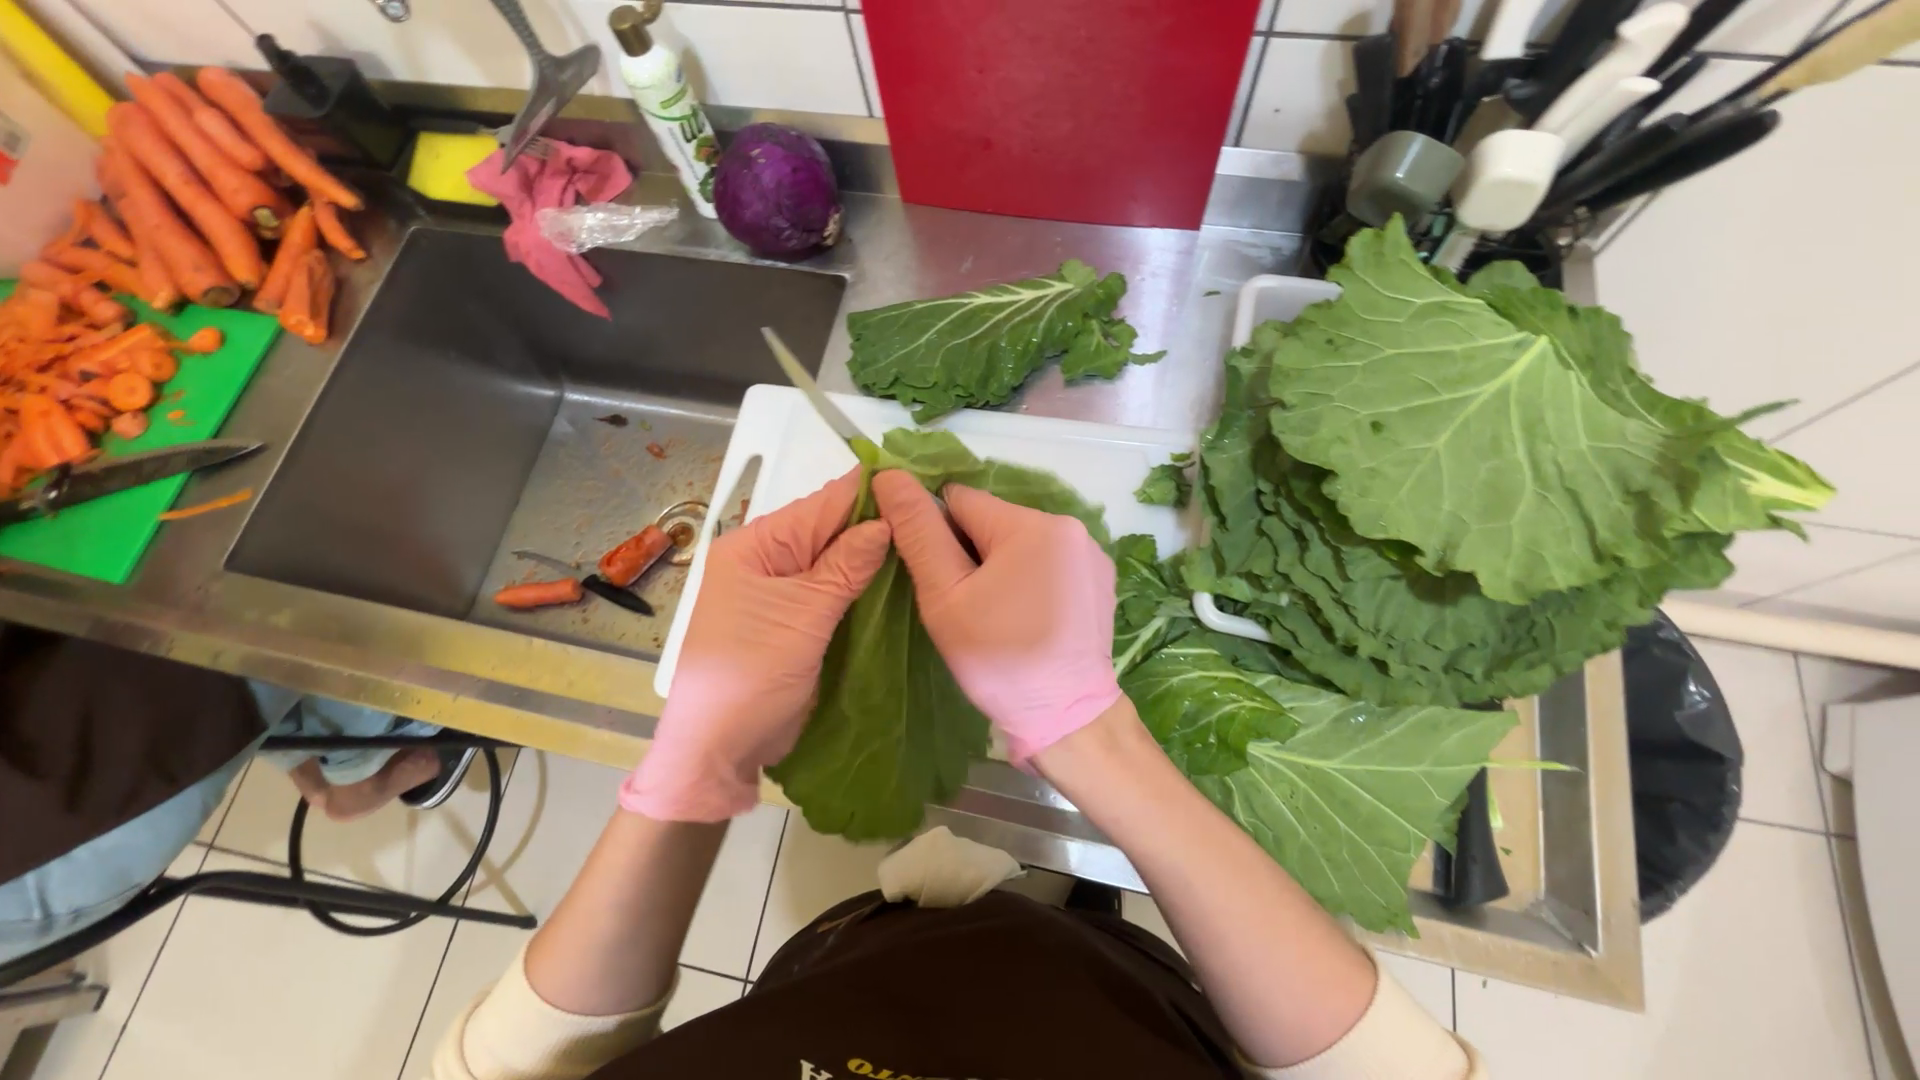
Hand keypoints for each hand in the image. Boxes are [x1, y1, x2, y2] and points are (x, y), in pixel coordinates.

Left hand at [621, 472, 891, 821]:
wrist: (720, 750)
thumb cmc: (751, 676)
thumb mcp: (803, 616)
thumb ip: (845, 566)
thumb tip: (886, 521)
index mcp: (754, 546)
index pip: (821, 505)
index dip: (868, 492)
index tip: (918, 479)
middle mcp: (765, 561)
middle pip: (828, 530)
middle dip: (875, 522)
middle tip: (933, 513)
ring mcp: (780, 593)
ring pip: (833, 562)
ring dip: (872, 556)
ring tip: (925, 541)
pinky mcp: (794, 622)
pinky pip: (832, 592)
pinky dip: (860, 586)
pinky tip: (897, 579)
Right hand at [871, 471, 1121, 766]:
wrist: (1067, 717)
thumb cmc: (999, 659)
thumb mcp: (946, 597)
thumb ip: (919, 532)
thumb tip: (890, 475)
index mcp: (1031, 524)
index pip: (960, 500)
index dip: (936, 532)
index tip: (935, 576)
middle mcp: (1069, 526)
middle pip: (993, 520)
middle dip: (970, 551)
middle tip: (962, 603)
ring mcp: (1091, 553)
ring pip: (1021, 542)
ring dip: (1000, 565)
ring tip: (995, 614)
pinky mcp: (1101, 579)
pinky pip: (1049, 562)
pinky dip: (1030, 579)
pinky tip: (1026, 617)